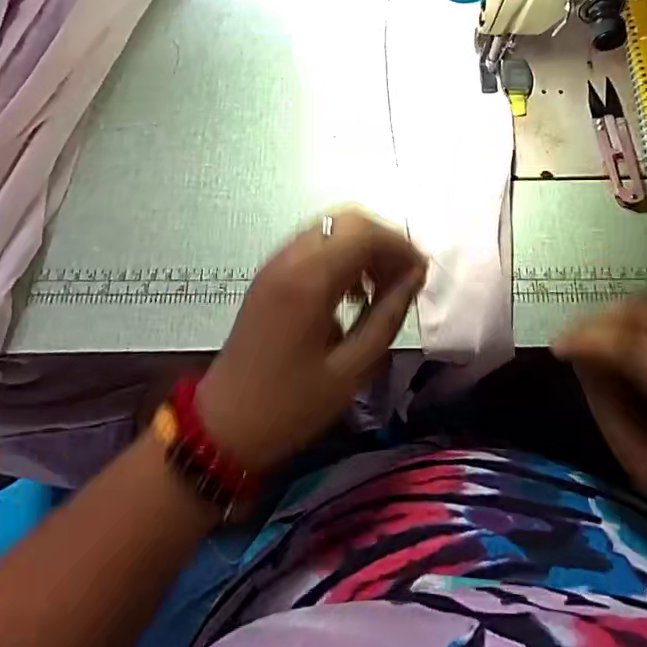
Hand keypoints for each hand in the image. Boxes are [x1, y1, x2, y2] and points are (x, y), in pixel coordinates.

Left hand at [195, 210, 425, 471]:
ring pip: (331, 228)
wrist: (224, 426)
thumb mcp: (351, 369)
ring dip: (363, 247)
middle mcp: (290, 259)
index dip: (401, 247)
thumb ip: (387, 317)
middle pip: (348, 220)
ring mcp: (275, 264)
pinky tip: (351, 294)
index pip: (365, 234)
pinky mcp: (269, 276)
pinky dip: (341, 256)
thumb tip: (414, 278)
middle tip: (403, 280)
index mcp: (309, 281)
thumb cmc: (291, 405)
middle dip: (384, 242)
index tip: (421, 276)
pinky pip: (314, 245)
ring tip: (380, 289)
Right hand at [553, 297, 646, 550]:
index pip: (637, 350)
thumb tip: (578, 361)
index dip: (590, 342)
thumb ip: (610, 411)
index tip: (556, 349)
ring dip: (614, 315)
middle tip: (567, 344)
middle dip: (599, 323)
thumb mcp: (645, 469)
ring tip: (587, 339)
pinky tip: (614, 337)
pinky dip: (632, 317)